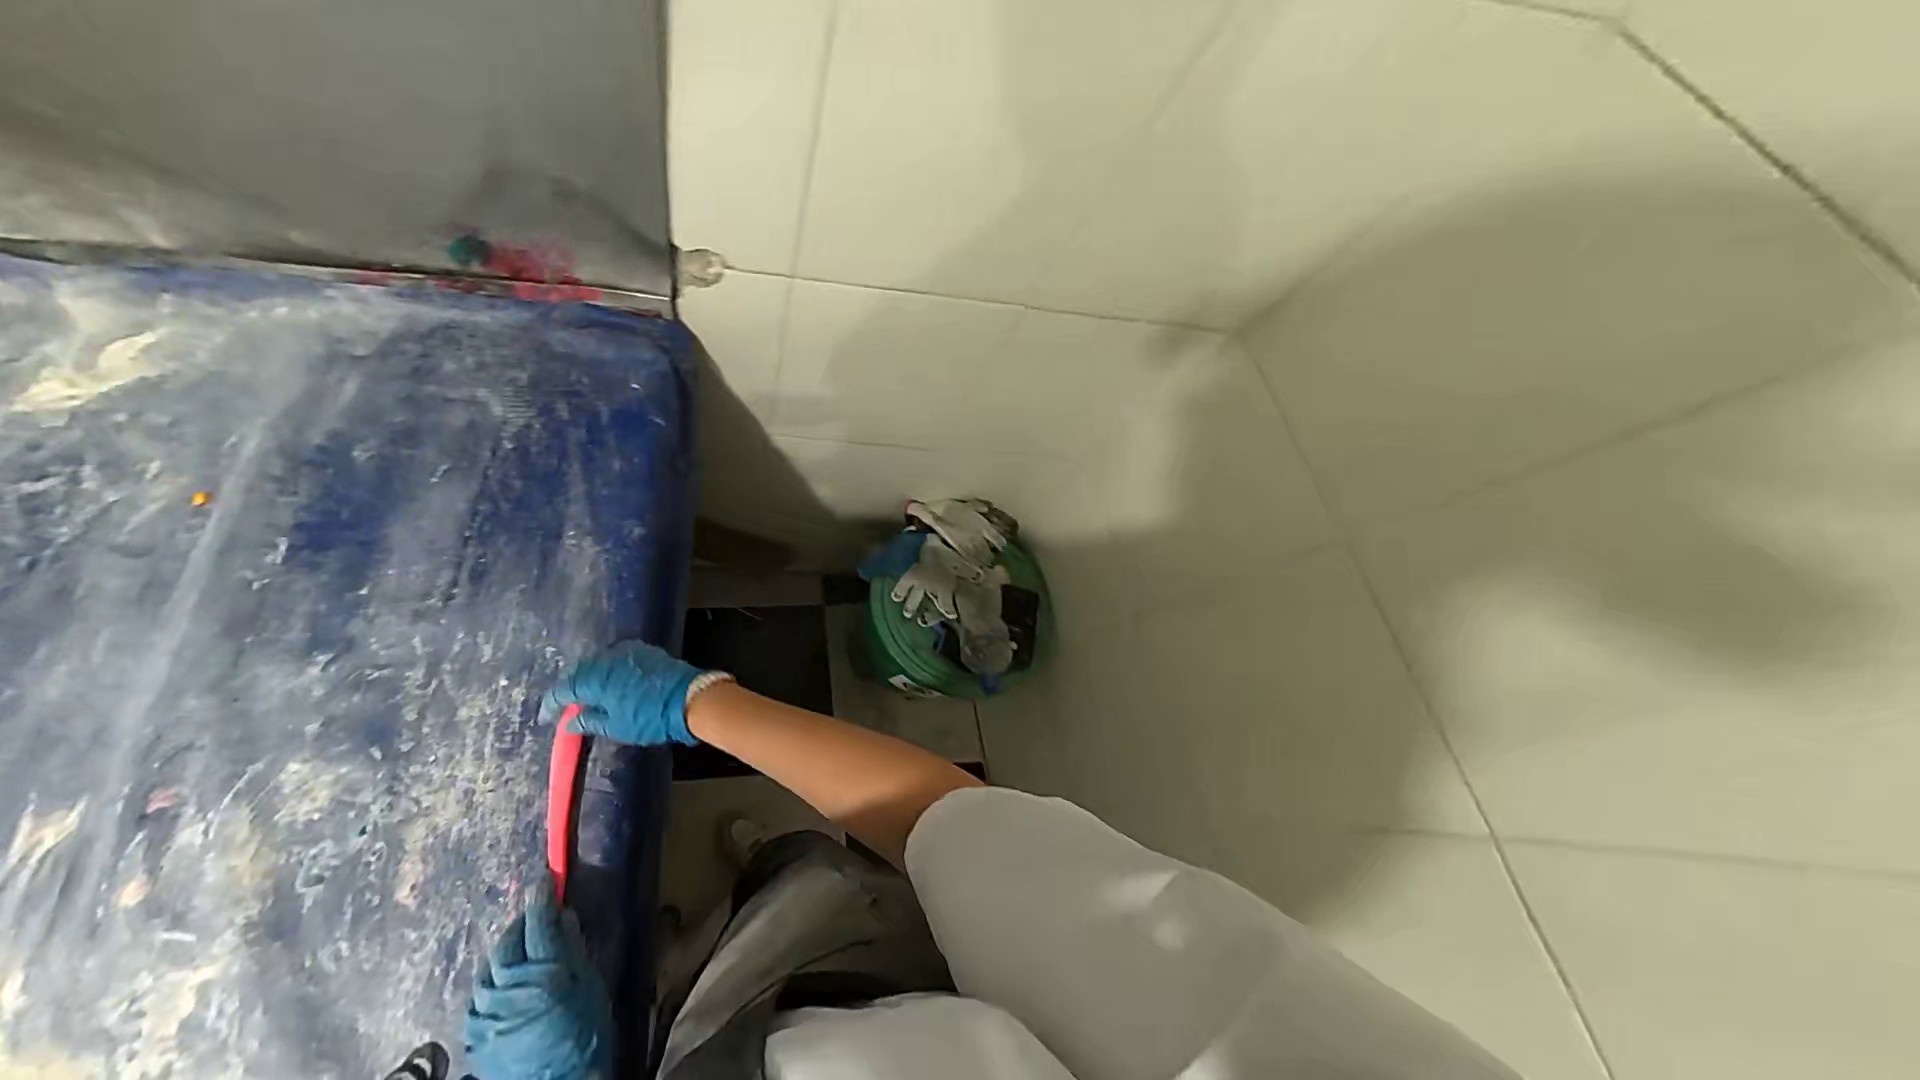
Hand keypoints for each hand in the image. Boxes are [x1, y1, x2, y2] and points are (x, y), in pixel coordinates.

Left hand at [465, 881, 611, 1079]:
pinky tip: (509, 987)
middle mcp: (509, 987)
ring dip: (506, 953)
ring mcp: (485, 1012)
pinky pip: (481, 995)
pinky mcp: (473, 1033)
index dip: (541, 897)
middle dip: (521, 925)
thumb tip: (563, 916)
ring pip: (489, 968)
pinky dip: (495, 982)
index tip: (545, 879)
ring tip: (523, 952)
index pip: (539, 923)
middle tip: (535, 919)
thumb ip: (573, 949)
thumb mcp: (590, 985)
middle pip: (507, 942)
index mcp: (545, 973)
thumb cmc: (585, 1032)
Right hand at [544, 640, 703, 746]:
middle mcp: (608, 660)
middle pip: (581, 672)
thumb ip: (590, 721)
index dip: (553, 703)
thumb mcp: (616, 726)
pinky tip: (613, 682)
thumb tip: (570, 722)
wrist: (691, 698)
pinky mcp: (646, 651)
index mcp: (595, 679)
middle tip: (570, 705)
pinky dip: (611, 670)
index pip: (564, 689)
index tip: (548, 716)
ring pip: (600, 662)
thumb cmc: (650, 717)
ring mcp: (629, 652)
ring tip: (591, 695)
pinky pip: (619, 658)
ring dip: (592, 677)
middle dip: (573, 688)